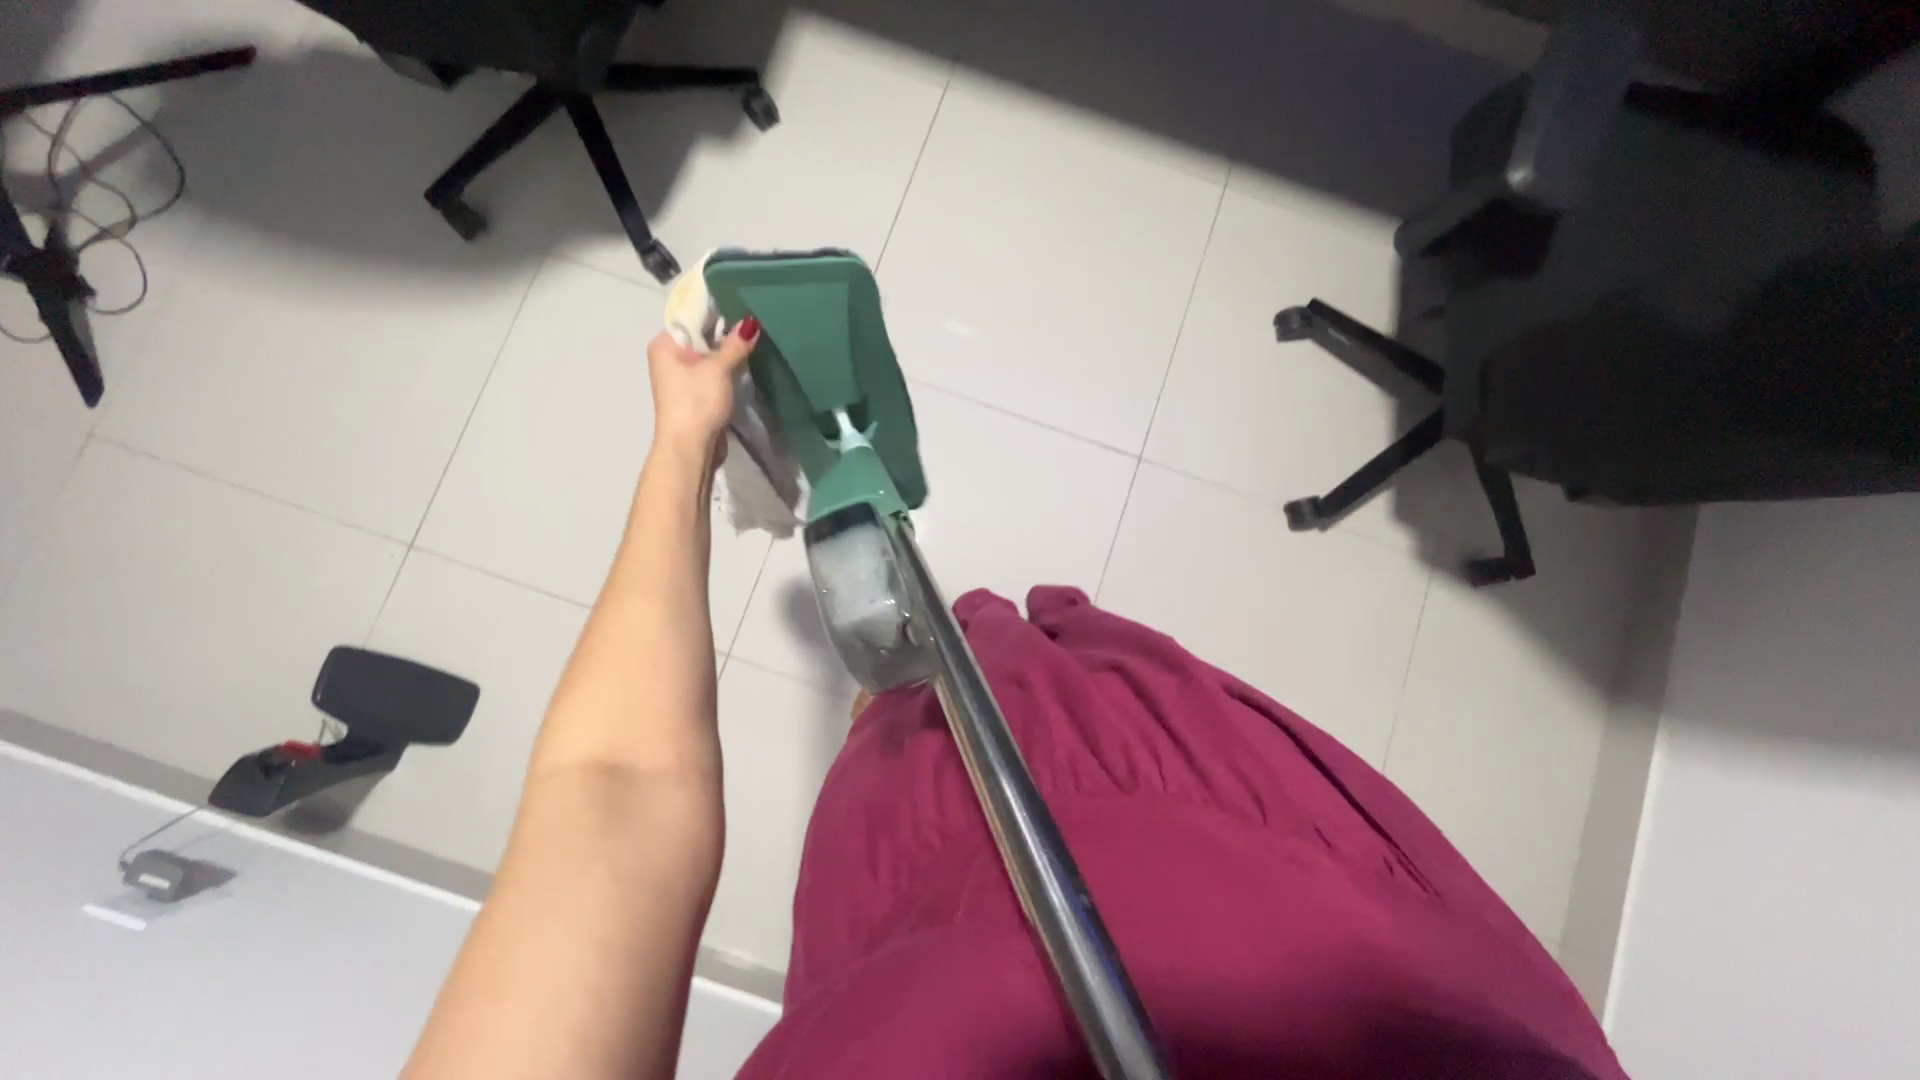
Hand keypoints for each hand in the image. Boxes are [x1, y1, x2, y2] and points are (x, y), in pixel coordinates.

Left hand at [646, 317, 760, 459]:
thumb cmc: (697, 402)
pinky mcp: (696, 395)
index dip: (717, 311)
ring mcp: (682, 378)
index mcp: (665, 345)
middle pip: (702, 337)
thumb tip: (751, 322)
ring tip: (757, 342)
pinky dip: (728, 372)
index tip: (743, 305)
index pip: (692, 318)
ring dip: (730, 355)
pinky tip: (748, 366)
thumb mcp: (718, 369)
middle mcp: (669, 358)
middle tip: (757, 323)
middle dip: (727, 334)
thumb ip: (735, 344)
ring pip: (710, 358)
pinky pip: (714, 375)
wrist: (690, 448)